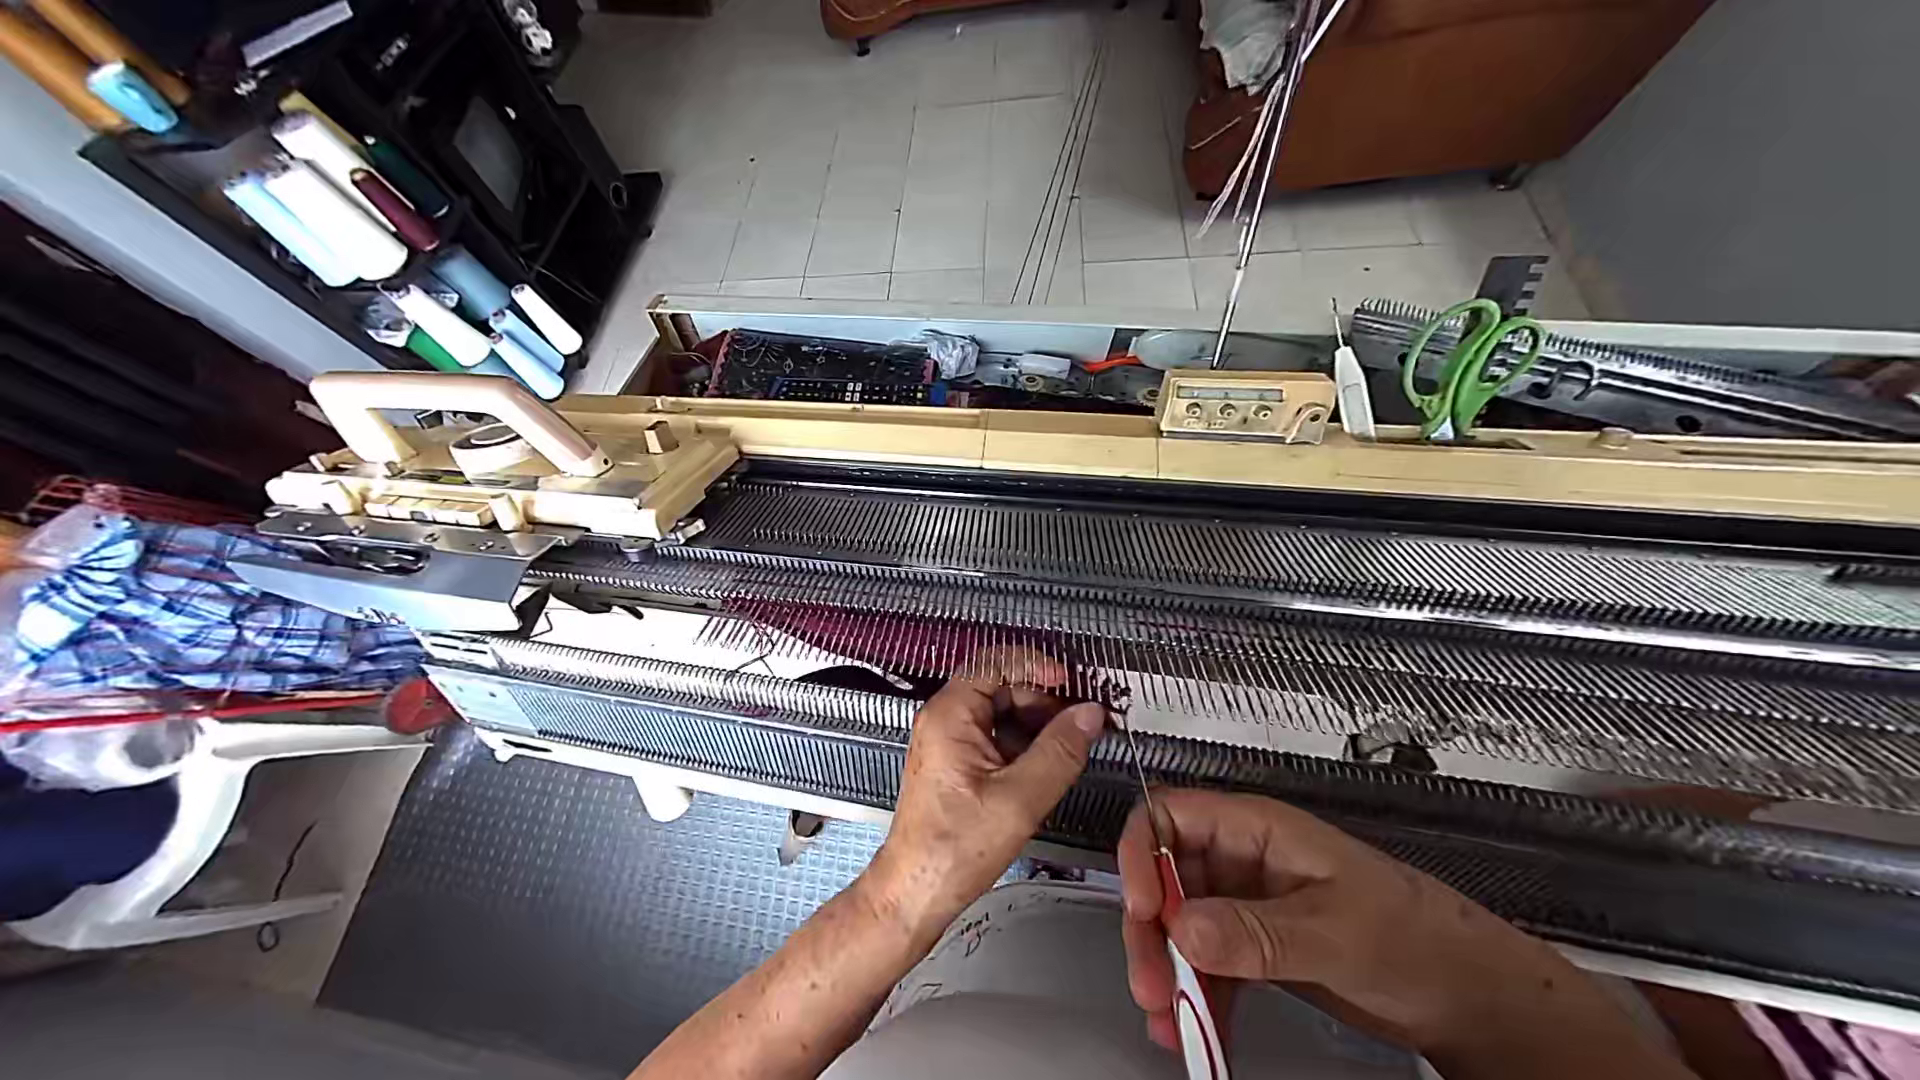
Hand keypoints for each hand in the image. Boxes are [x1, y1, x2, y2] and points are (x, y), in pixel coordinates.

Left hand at [865, 652, 1105, 939]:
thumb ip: (1060, 751)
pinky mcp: (956, 758)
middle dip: (1042, 698)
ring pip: (999, 709)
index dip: (1037, 665)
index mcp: (950, 714)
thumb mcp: (1021, 799)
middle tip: (1078, 720)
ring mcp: (948, 738)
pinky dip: (1022, 741)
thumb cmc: (955, 848)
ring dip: (1035, 721)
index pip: (995, 662)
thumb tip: (1089, 714)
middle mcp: (944, 717)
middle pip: (1000, 684)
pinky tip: (1045, 764)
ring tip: (1068, 746)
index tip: (1070, 683)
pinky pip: (994, 733)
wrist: (917, 890)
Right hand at [1119, 790, 1693, 1077]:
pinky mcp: (1252, 946)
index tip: (1138, 908)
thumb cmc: (1411, 935)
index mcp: (1253, 829)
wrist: (1469, 994)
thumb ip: (1257, 931)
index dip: (1141, 851)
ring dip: (1167, 970)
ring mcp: (1243, 904)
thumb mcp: (1335, 931)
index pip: (1170, 815)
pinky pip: (1206, 963)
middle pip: (1164, 876)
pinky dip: (1195, 996)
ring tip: (1168, 1023)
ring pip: (1178, 924)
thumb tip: (1181, 929)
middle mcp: (1238, 859)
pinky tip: (1194, 1033)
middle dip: (1150, 929)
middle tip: (1151, 987)